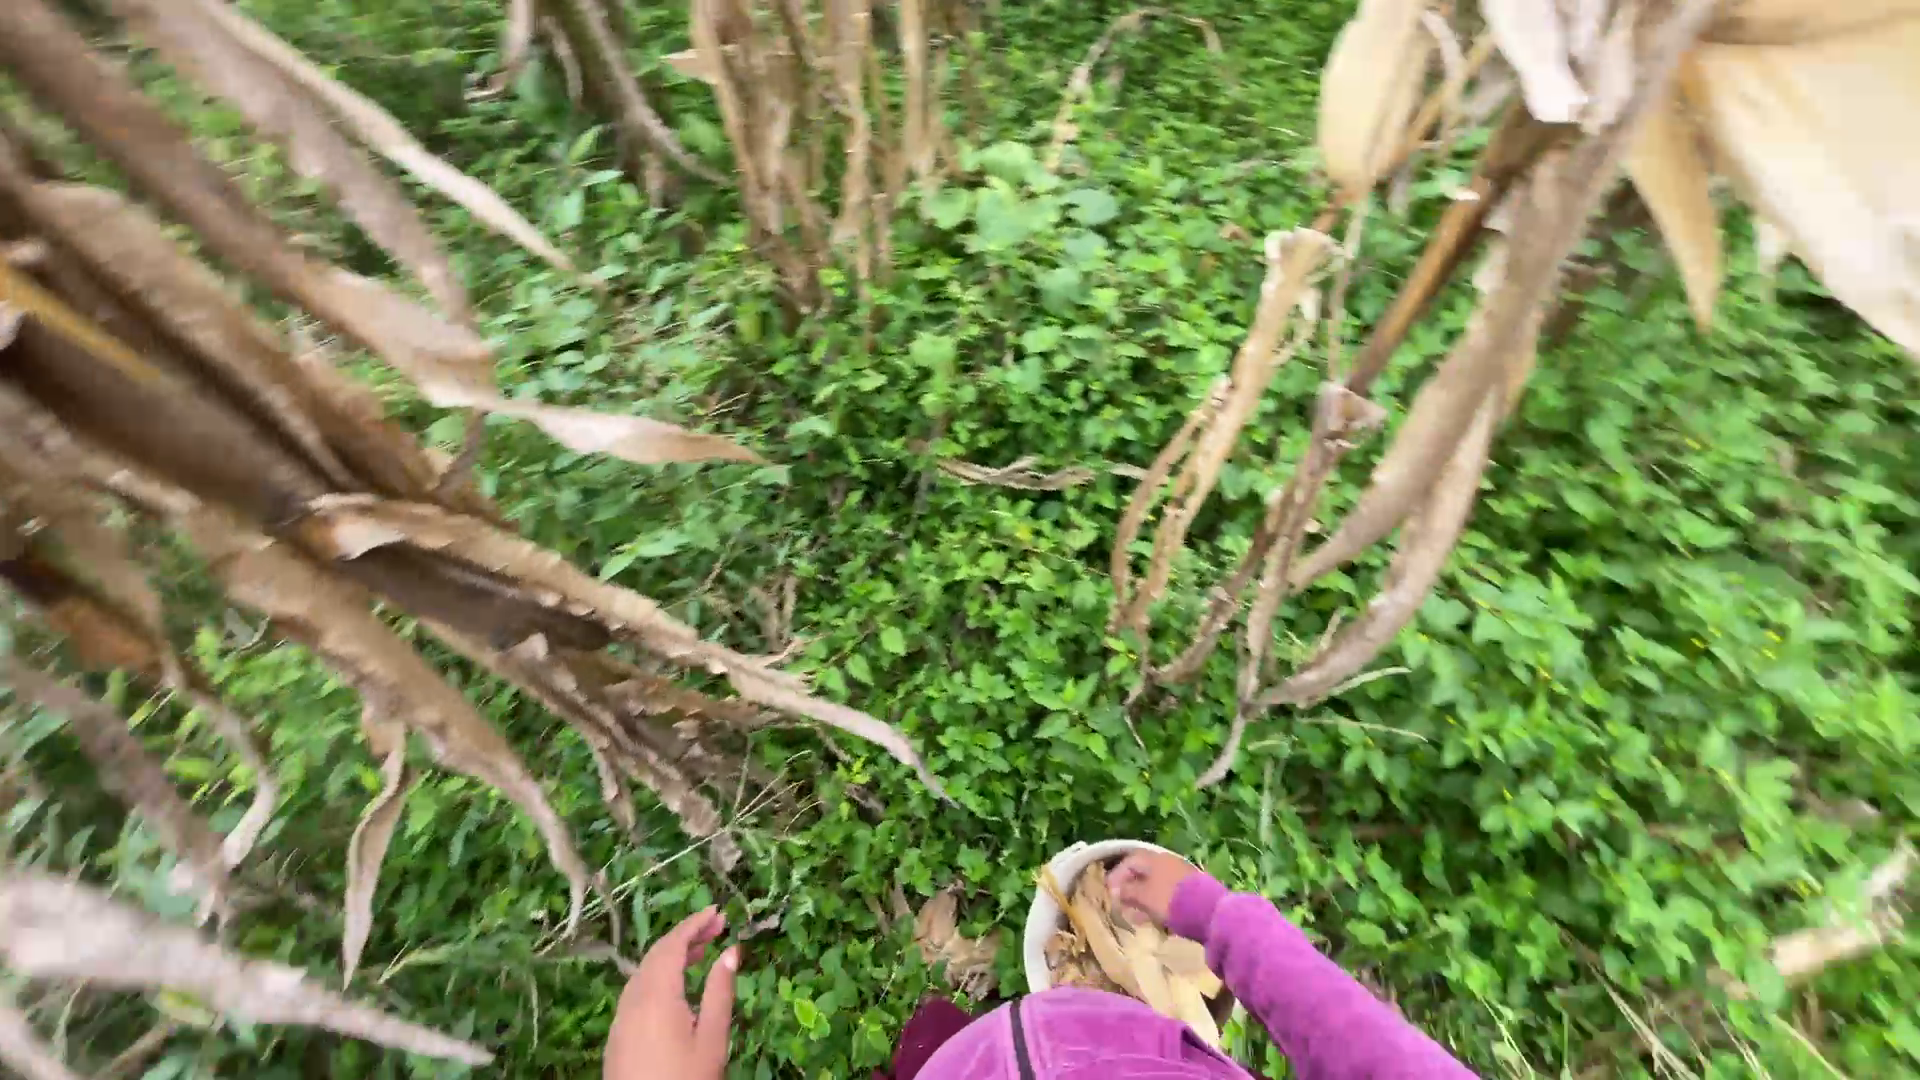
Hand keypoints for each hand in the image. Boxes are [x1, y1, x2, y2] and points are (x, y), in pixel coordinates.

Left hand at [605, 907, 738, 1079]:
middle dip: (686, 935)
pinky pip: (637, 990)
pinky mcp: (617, 1037)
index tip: (718, 912)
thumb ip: (720, 991)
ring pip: (644, 972)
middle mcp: (633, 1000)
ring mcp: (621, 1019)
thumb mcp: (712, 1039)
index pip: (673, 944)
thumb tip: (731, 950)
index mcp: (656, 995)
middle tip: (716, 928)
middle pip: (657, 954)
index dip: (695, 923)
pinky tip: (676, 986)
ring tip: (701, 952)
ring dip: (671, 955)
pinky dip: (658, 975)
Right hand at [1108, 851, 1197, 928]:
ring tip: (1136, 915)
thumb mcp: (1144, 897)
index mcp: (1152, 858)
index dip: (1116, 876)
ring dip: (1143, 897)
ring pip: (1155, 884)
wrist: (1209, 910)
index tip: (1109, 892)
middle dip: (1130, 888)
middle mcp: (1165, 861)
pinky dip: (1157, 902)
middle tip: (1121, 904)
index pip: (1128, 862)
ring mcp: (1179, 874)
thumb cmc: (1169, 900)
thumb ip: (1127, 892)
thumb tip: (1115, 890)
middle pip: (1142, 872)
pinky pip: (1167, 892)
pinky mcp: (1190, 888)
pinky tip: (1155, 917)